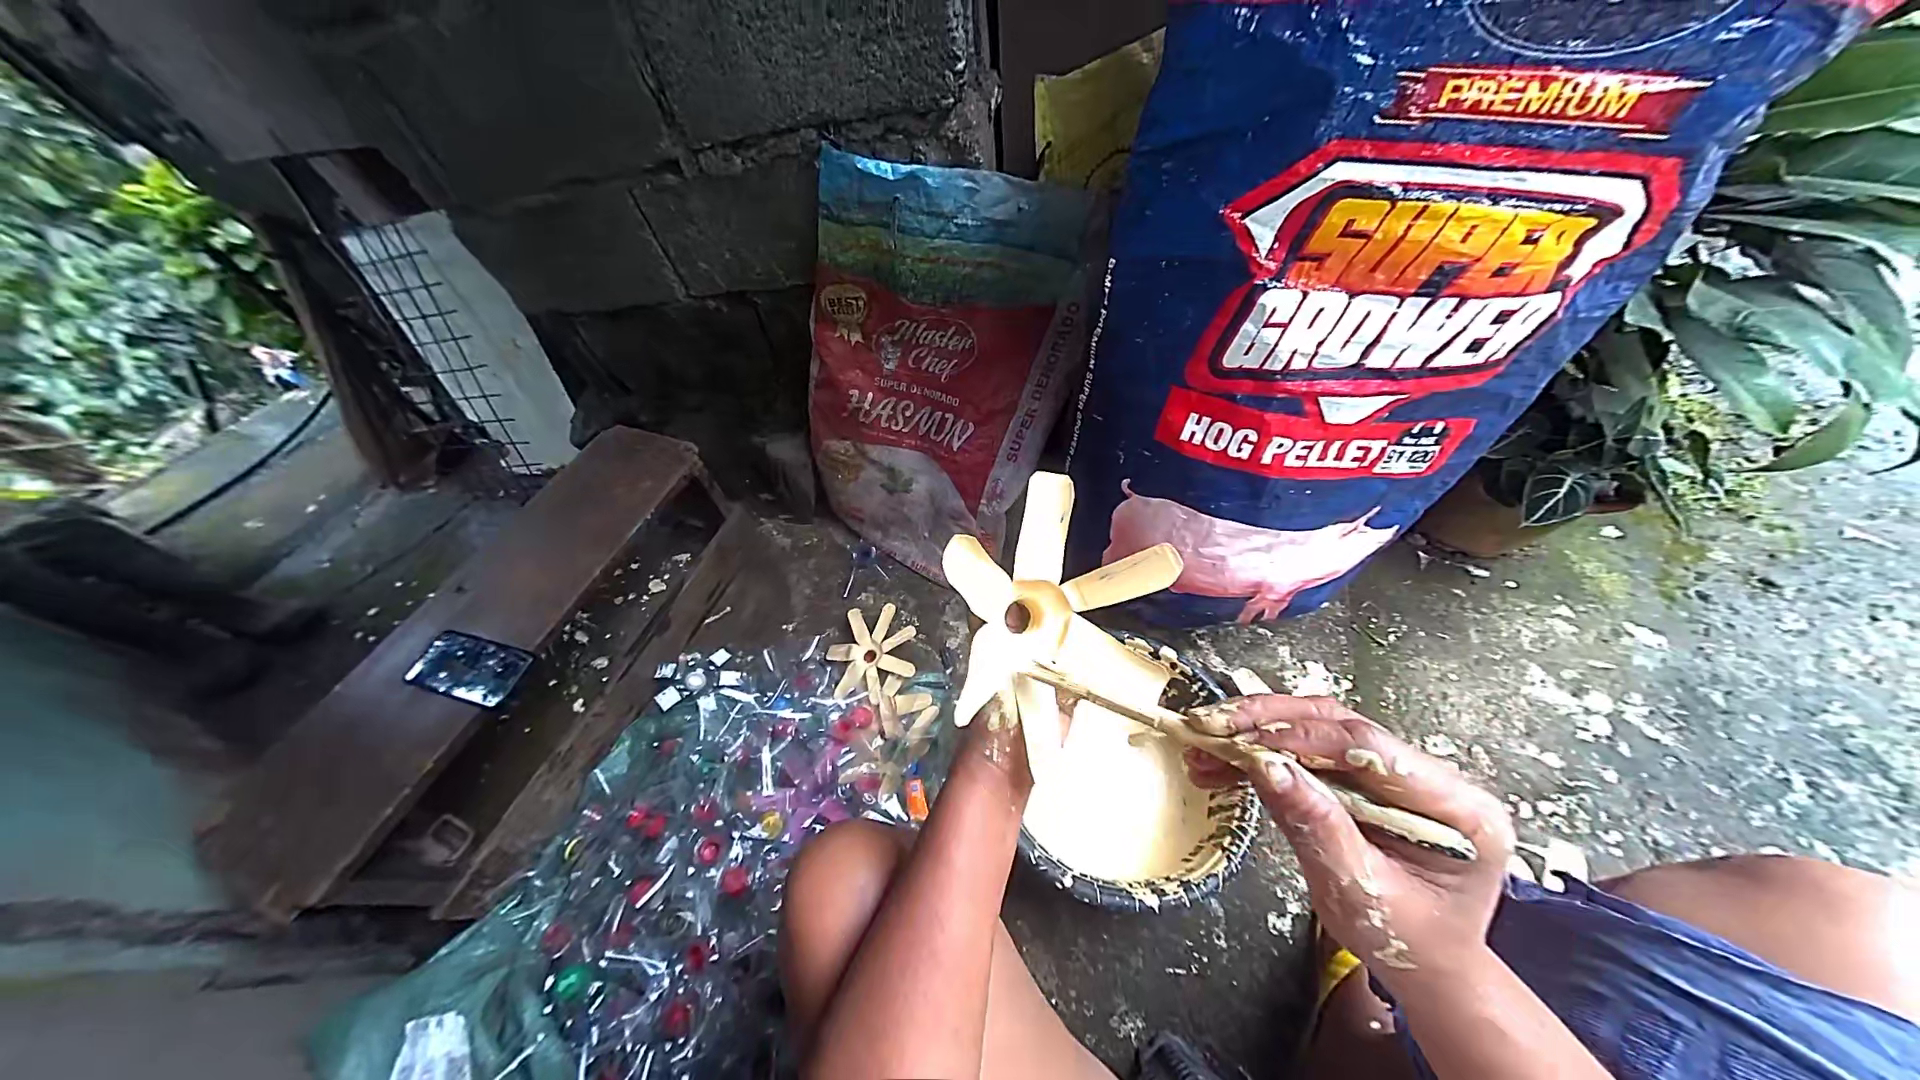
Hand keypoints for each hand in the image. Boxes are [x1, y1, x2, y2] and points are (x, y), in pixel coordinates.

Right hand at [1185, 696, 1513, 988]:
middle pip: (1337, 723)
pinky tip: (1223, 762)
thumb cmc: (1406, 939)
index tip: (1245, 743)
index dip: (1302, 739)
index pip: (1370, 748)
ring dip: (1254, 729)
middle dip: (1266, 722)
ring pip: (1314, 724)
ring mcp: (1392, 770)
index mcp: (1456, 806)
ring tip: (1206, 742)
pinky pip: (1304, 746)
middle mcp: (1428, 775)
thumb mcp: (1358, 890)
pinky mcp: (1360, 773)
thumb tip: (1266, 766)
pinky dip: (1259, 750)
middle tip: (1212, 726)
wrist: (1422, 959)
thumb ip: (1316, 825)